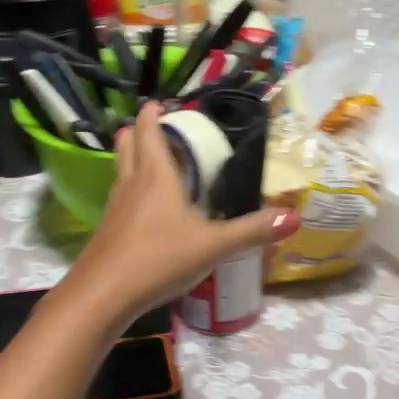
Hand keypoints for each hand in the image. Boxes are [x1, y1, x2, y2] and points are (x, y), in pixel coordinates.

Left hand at [64, 103, 297, 321]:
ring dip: (131, 162)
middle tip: (153, 129)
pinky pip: (119, 202)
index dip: (153, 115)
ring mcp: (114, 209)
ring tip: (149, 164)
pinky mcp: (106, 233)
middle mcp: (131, 185)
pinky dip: (130, 195)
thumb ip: (252, 232)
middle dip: (138, 133)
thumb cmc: (159, 259)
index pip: (149, 132)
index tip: (160, 104)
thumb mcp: (213, 246)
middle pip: (127, 146)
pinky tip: (143, 214)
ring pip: (120, 173)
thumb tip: (294, 218)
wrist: (103, 294)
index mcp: (157, 176)